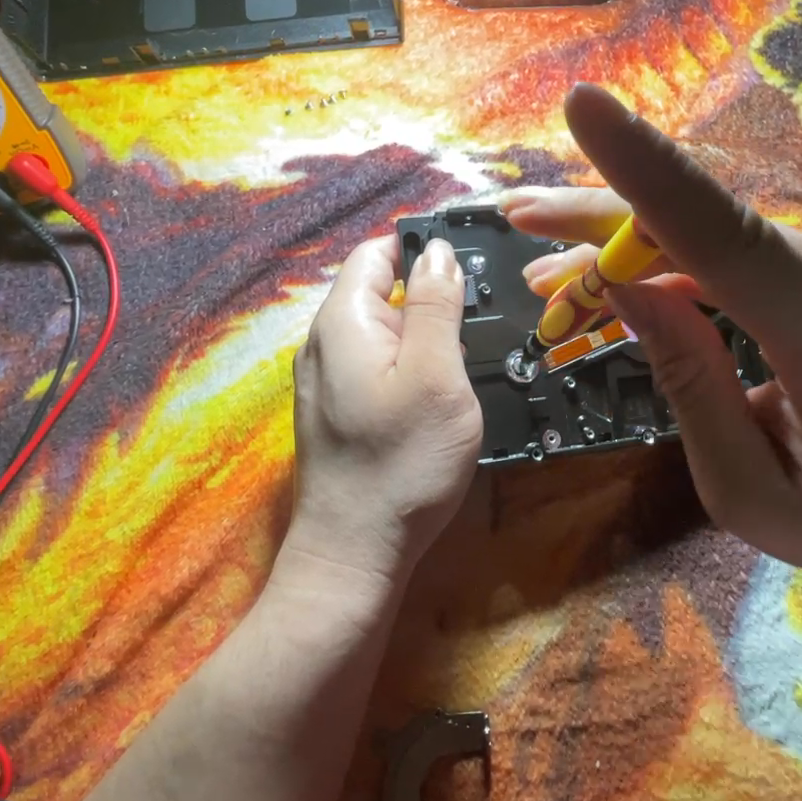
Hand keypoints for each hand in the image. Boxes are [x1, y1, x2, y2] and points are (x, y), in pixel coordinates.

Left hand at [288, 236, 483, 582]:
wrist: (356, 552)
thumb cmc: (402, 462)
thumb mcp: (436, 374)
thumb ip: (436, 305)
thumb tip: (437, 250)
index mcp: (342, 320)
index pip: (377, 251)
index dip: (423, 247)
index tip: (470, 264)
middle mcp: (324, 341)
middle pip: (379, 289)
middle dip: (429, 296)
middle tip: (477, 326)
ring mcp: (326, 378)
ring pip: (382, 330)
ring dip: (423, 336)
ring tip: (462, 365)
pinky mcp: (336, 410)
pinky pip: (376, 364)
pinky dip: (410, 366)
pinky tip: (435, 396)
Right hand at [504, 85, 801, 603]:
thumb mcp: (744, 490)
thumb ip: (688, 381)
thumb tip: (623, 284)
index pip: (732, 243)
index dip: (649, 175)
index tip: (584, 107)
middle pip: (711, 228)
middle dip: (606, 220)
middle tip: (519, 215)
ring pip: (718, 236)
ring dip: (631, 249)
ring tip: (549, 278)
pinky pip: (741, 255)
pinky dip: (674, 265)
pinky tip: (618, 284)